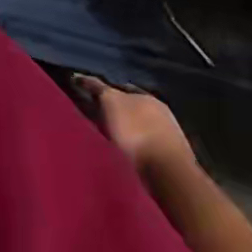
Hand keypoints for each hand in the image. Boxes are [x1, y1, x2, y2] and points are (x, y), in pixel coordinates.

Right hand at [75, 75, 195, 177]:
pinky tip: (124, 155)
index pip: (120, 87)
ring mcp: (169, 138)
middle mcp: (160, 113)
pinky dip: (134, 148)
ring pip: (139, 129)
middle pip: (131, 108)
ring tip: (106, 138)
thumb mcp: (110, 102)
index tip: (87, 95)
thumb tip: (79, 77)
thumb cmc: (136, 131)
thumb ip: (96, 88)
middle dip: (114, 111)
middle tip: (95, 117)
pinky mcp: (171, 162)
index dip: (103, 90)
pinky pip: (146, 148)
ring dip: (125, 131)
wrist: (169, 174)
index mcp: (147, 96)